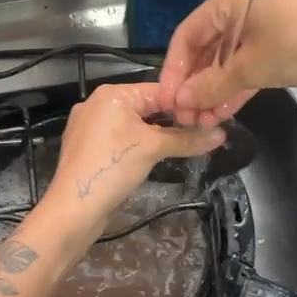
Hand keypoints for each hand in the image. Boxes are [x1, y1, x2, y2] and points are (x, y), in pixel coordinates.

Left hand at [0, 83, 221, 296]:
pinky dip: (139, 144)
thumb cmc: (113, 167)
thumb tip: (222, 135)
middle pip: (146, 105)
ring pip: (133, 123)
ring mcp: (89, 126)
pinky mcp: (87, 147)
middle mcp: (97, 103)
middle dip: (172, 120)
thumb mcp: (153, 149)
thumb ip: (187, 140)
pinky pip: (120, 138)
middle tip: (202, 132)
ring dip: (158, 134)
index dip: (185, 104)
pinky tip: (155, 156)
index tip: (211, 117)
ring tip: (185, 144)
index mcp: (112, 94)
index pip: (159, 90)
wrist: (74, 207)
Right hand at [157, 0, 296, 126]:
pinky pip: (248, 62)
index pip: (188, 34)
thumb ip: (212, 86)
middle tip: (183, 116)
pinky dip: (236, 85)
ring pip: (228, 59)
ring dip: (213, 89)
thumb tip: (182, 103)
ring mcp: (265, 22)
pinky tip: (221, 111)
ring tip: (200, 120)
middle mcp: (244, 4)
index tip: (167, 101)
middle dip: (195, 84)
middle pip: (207, 47)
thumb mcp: (254, 67)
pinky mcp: (281, 40)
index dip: (175, 70)